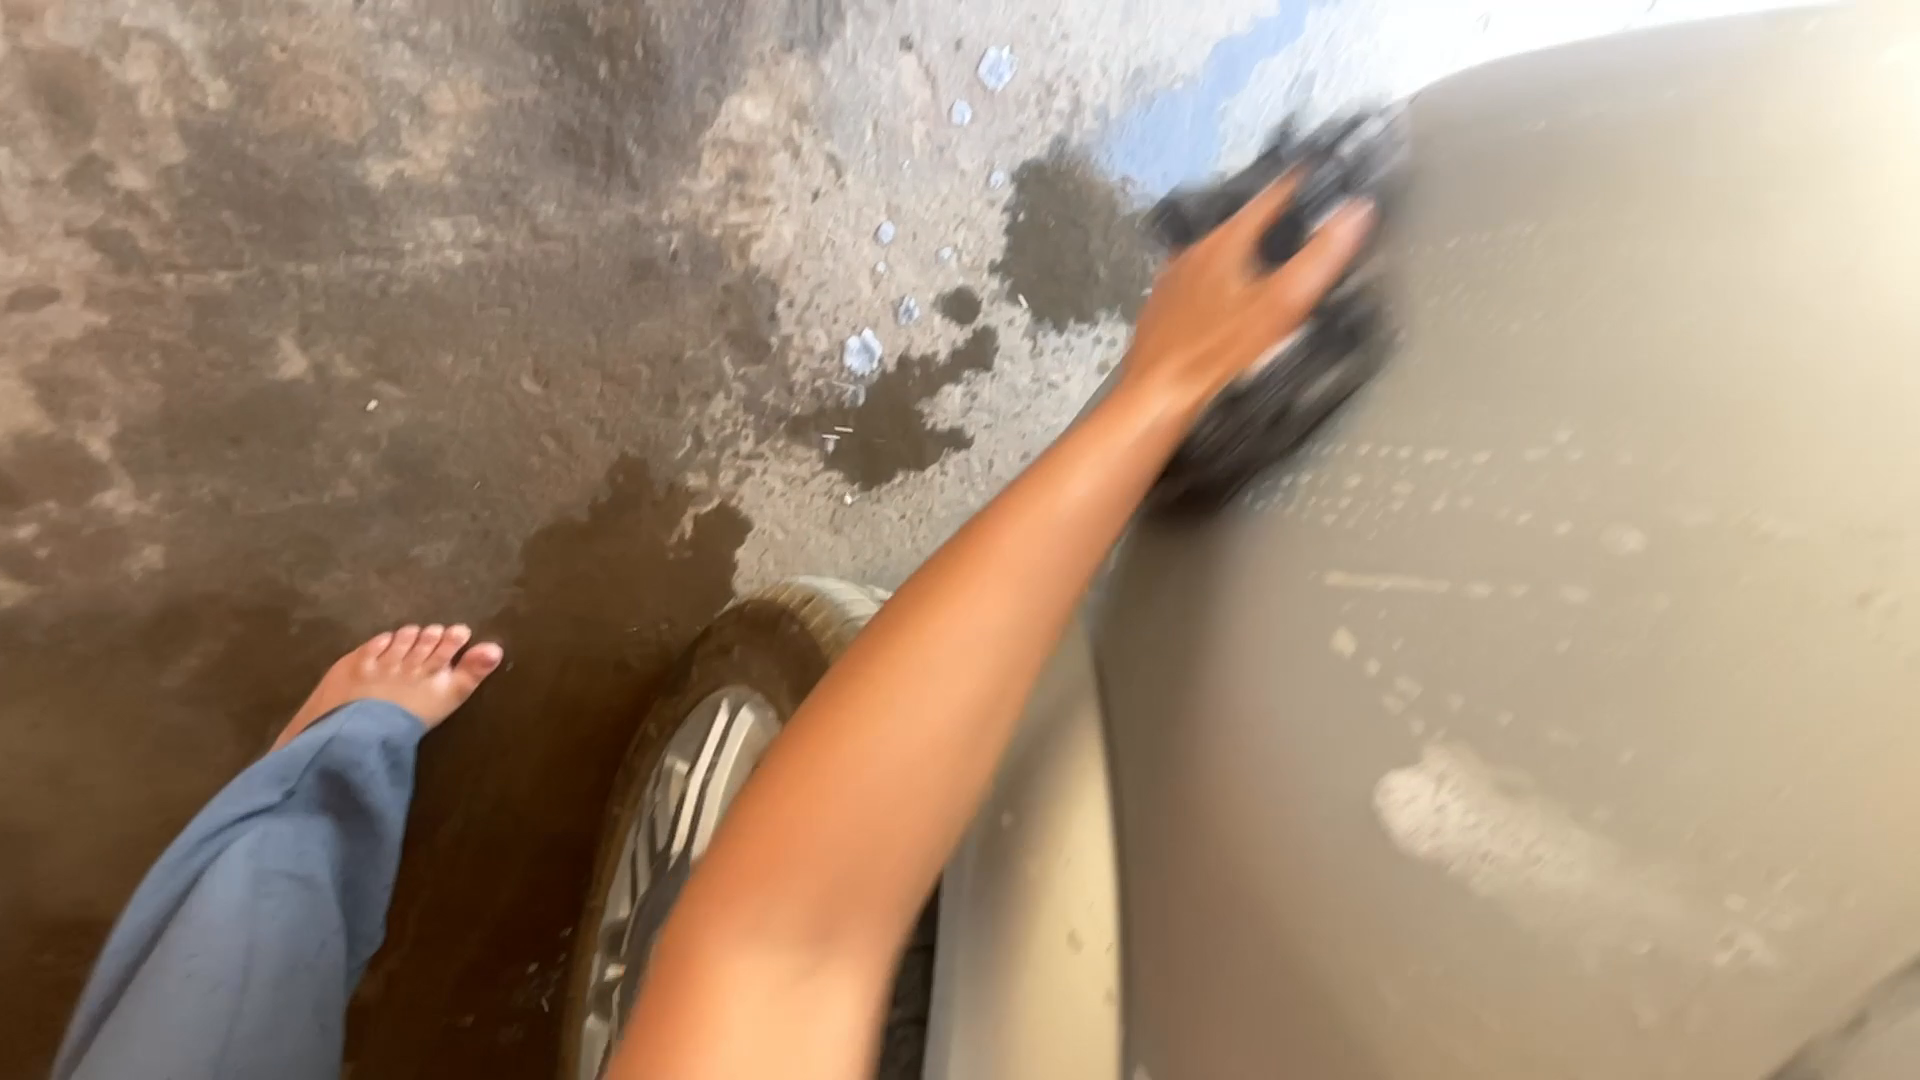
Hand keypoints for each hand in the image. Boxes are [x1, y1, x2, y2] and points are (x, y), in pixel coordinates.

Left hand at [1122, 173, 1375, 410]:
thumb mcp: (1280, 305)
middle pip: (1240, 224)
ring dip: (1239, 254)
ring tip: (1263, 261)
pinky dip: (1213, 284)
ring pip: (1213, 254)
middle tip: (1296, 223)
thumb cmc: (1215, 352)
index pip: (1272, 195)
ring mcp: (1171, 279)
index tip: (1319, 176)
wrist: (1157, 393)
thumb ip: (1320, 257)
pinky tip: (1221, 303)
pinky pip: (1193, 284)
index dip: (1301, 184)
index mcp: (1224, 241)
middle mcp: (1192, 252)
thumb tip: (1356, 212)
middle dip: (1269, 224)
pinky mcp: (1159, 307)